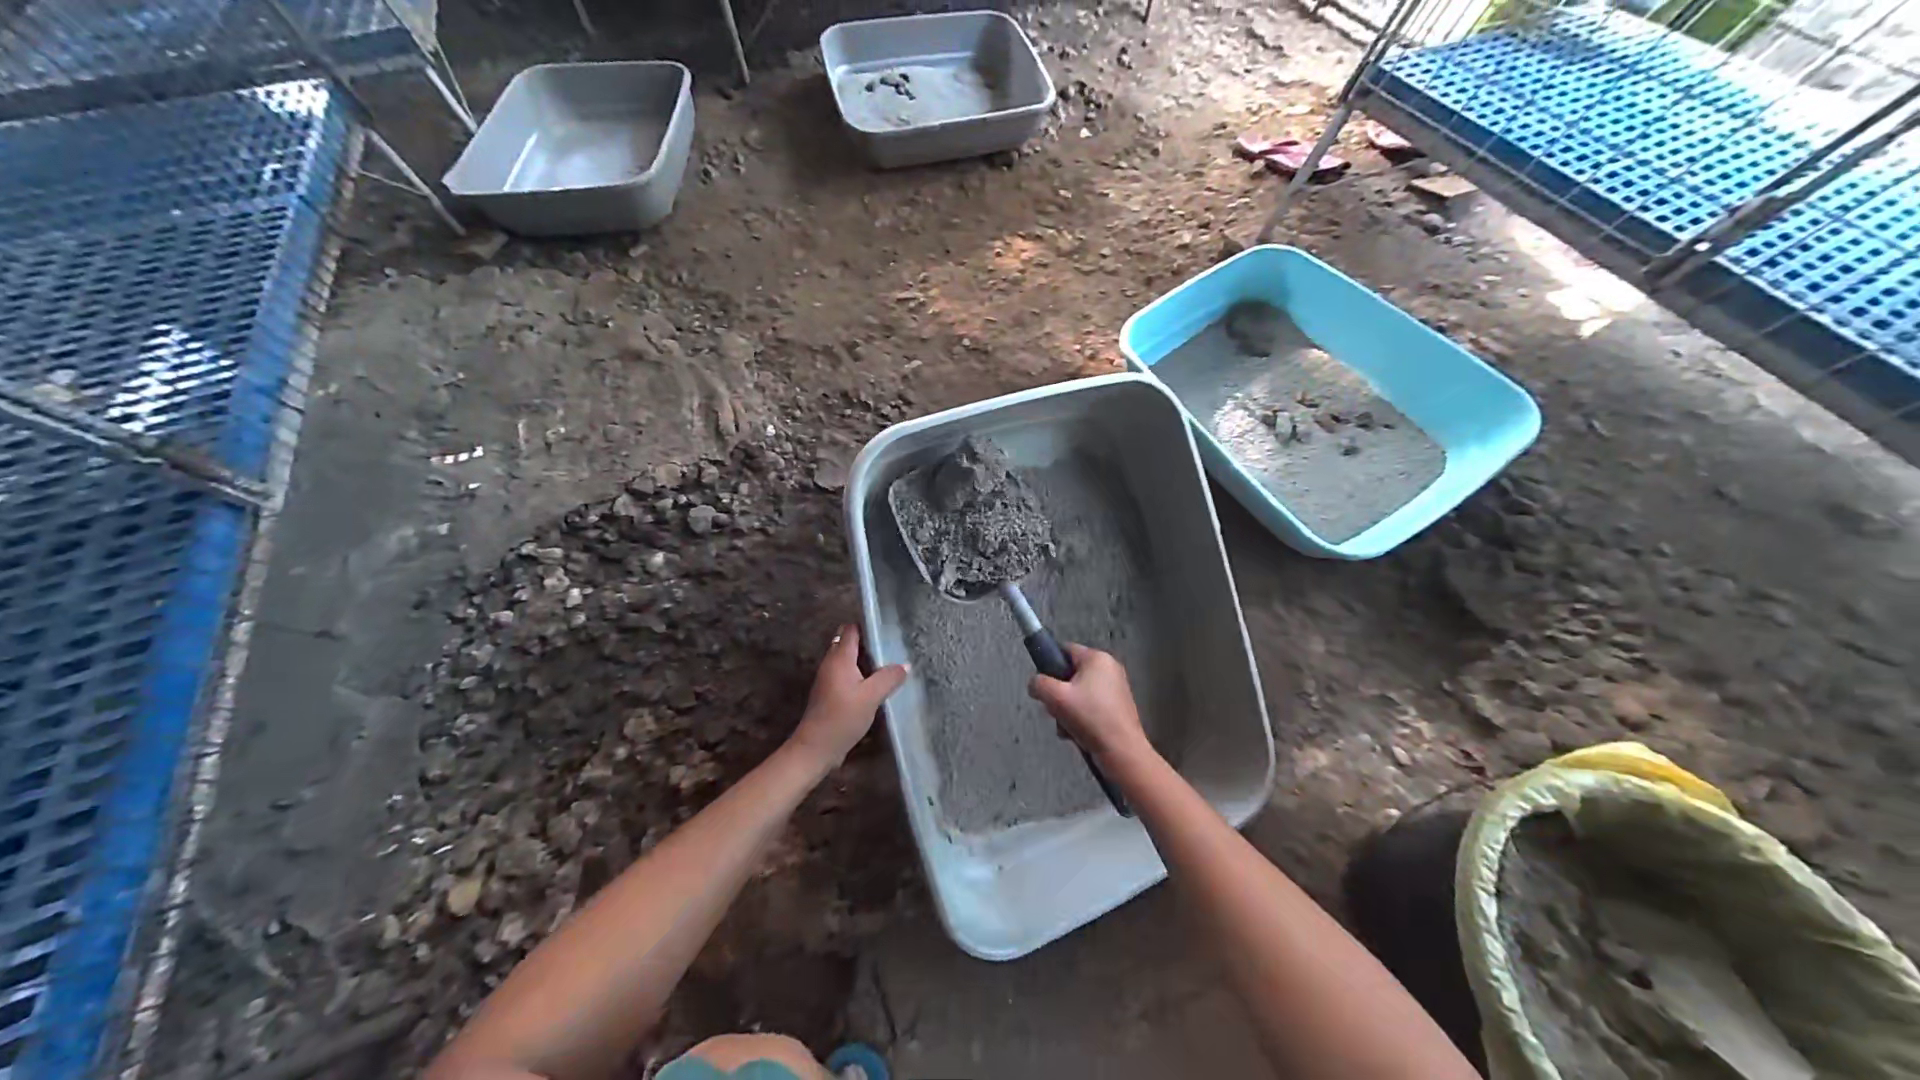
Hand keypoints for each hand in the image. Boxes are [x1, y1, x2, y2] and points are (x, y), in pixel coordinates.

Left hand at [791, 625, 907, 769]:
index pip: (851, 629)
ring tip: (890, 665)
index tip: (889, 629)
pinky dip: (861, 674)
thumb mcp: (871, 697)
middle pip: (849, 643)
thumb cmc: (841, 718)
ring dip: (866, 660)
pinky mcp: (831, 693)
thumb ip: (888, 678)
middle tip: (894, 648)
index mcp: (839, 658)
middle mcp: (831, 664)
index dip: (868, 626)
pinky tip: (877, 685)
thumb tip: (905, 665)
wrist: (816, 748)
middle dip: (870, 643)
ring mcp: (829, 679)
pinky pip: (848, 675)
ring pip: (849, 660)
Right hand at [1027, 644, 1152, 765]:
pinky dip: (1081, 718)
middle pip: (1070, 674)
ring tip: (1066, 726)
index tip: (1044, 686)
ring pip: (1078, 693)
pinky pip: (1090, 706)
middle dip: (1058, 694)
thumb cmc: (1089, 717)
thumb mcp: (1055, 697)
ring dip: (1067, 709)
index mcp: (1097, 658)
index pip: (1064, 650)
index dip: (1049, 666)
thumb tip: (1035, 684)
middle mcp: (1109, 668)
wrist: (1121, 751)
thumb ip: (1038, 684)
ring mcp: (1116, 688)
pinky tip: (1077, 733)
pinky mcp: (1118, 707)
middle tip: (1055, 709)